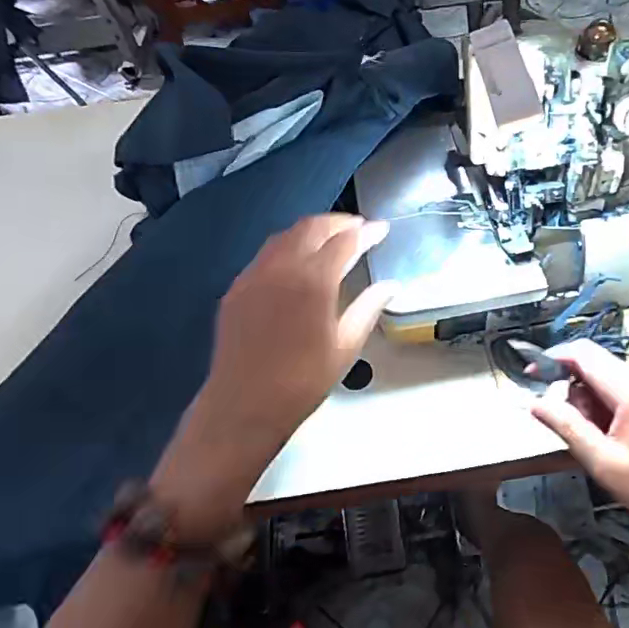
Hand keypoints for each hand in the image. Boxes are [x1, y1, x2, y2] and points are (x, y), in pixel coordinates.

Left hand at [150, 214, 396, 540]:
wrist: (244, 405)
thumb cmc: (303, 380)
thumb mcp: (346, 345)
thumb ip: (369, 307)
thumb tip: (391, 284)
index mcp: (314, 280)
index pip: (345, 241)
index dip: (367, 232)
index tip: (381, 229)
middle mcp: (282, 267)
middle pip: (312, 227)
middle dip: (338, 222)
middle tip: (358, 228)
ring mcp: (254, 275)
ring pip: (285, 236)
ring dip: (311, 231)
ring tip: (330, 239)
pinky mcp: (236, 288)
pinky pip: (265, 254)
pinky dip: (287, 247)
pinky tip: (296, 262)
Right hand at [529, 340, 628, 546]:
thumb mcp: (607, 464)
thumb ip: (568, 428)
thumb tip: (536, 403)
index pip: (582, 353)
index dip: (552, 359)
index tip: (532, 377)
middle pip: (594, 367)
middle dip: (572, 392)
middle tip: (571, 430)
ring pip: (608, 382)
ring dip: (591, 405)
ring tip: (597, 444)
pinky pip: (625, 394)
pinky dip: (609, 411)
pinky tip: (615, 443)